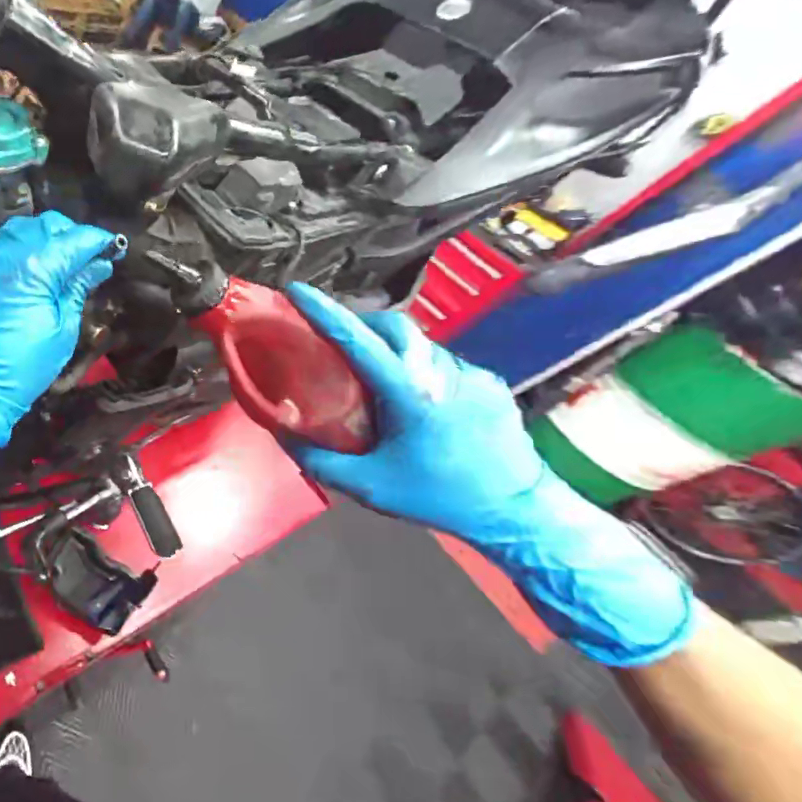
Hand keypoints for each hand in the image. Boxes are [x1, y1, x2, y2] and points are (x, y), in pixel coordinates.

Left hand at [0, 212, 121, 456]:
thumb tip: (99, 265)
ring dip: (48, 237)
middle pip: (49, 224)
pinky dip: (25, 248)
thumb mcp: (63, 329)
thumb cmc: (24, 364)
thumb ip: (78, 288)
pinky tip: (35, 270)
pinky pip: (4, 245)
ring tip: (63, 261)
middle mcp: (9, 253)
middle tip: (89, 258)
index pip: (75, 239)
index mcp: (35, 268)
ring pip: (24, 228)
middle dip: (73, 235)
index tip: (115, 250)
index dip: (99, 242)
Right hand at [284, 284, 696, 665]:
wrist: (518, 511)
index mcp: (409, 393)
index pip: (358, 340)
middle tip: (337, 340)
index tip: (298, 290)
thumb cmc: (440, 499)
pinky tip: (418, 403)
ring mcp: (470, 373)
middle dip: (360, 322)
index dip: (324, 311)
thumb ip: (320, 460)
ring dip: (393, 351)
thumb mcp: (370, 487)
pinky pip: (444, 363)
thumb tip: (283, 433)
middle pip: (393, 325)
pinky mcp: (489, 382)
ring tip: (377, 381)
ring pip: (420, 344)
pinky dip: (421, 370)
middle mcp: (441, 372)